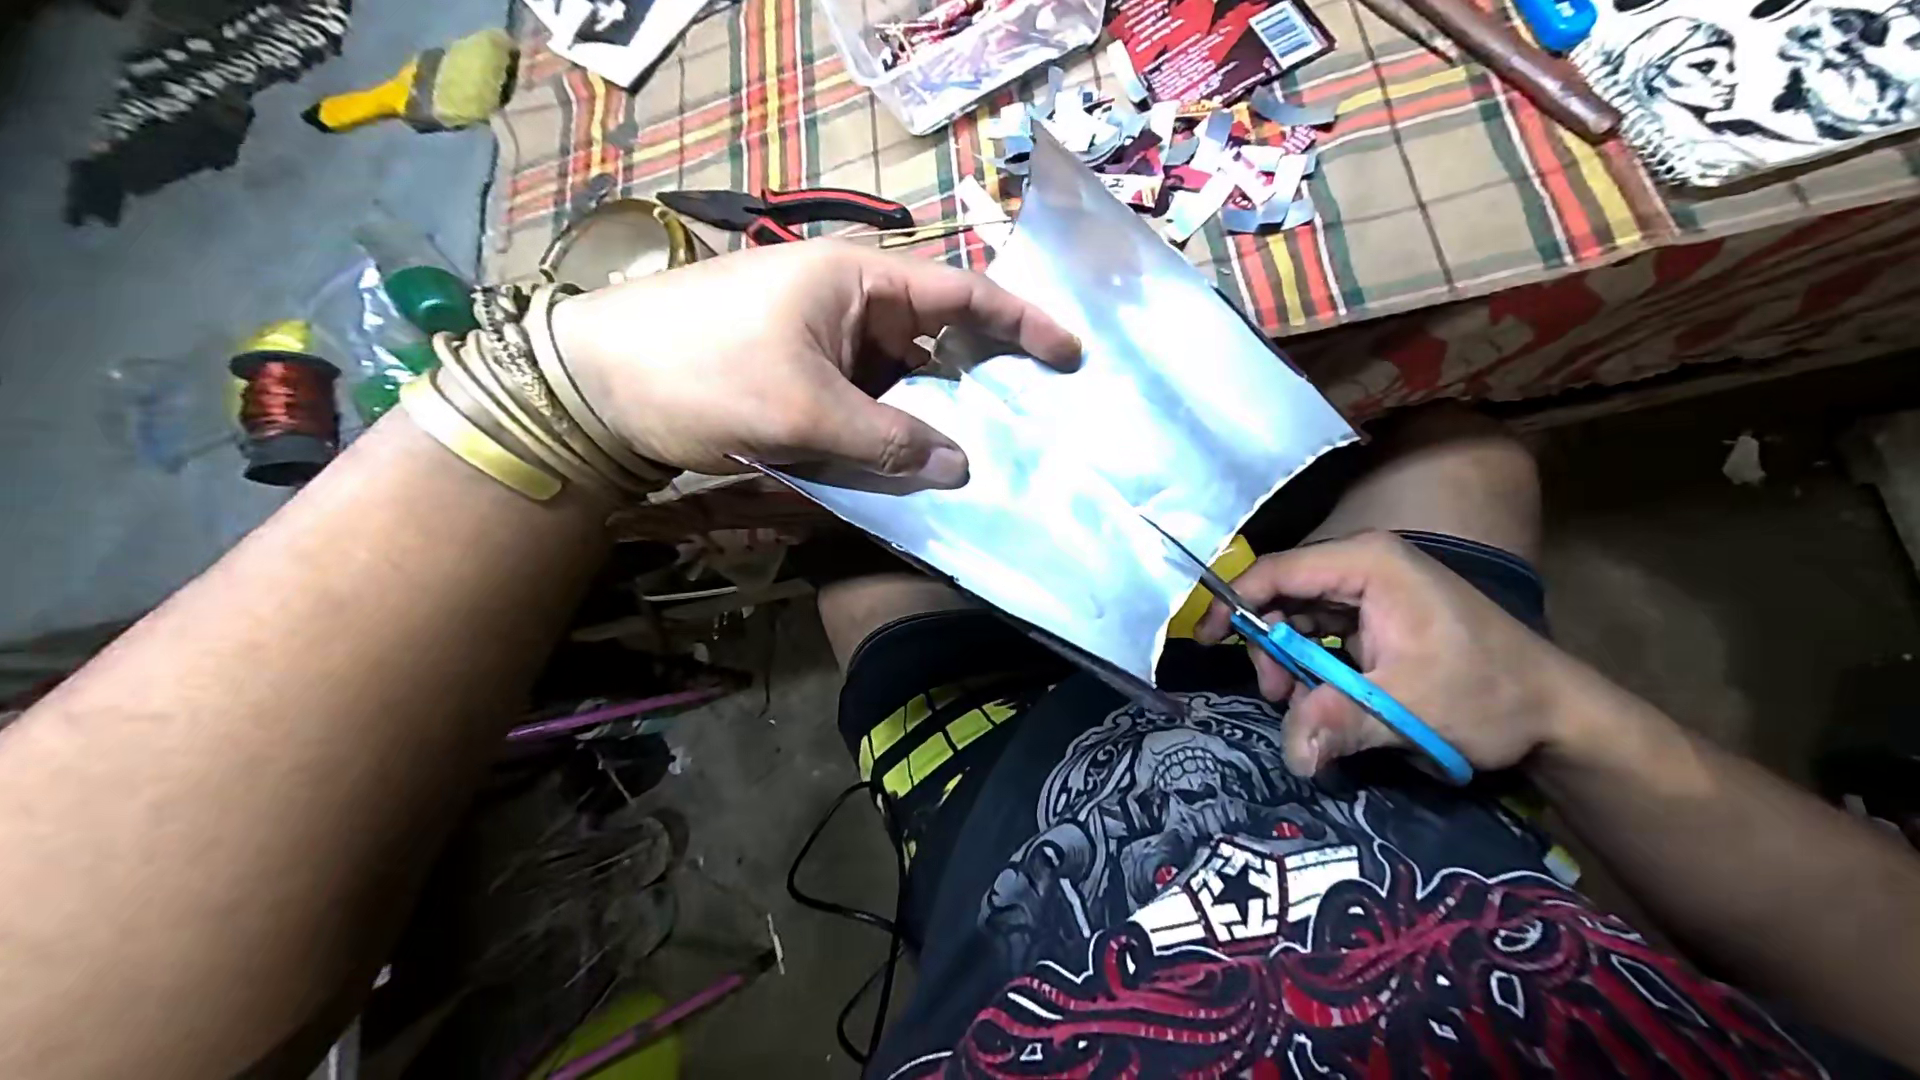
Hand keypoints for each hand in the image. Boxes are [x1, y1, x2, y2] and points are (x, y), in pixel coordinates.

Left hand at [552, 241, 1080, 484]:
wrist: (595, 388)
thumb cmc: (701, 373)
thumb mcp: (803, 411)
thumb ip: (889, 440)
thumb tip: (961, 467)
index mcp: (857, 283)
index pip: (958, 295)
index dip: (1019, 323)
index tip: (1067, 355)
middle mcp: (849, 306)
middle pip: (934, 345)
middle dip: (976, 387)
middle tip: (1023, 431)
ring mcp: (825, 344)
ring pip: (899, 384)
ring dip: (927, 421)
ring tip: (970, 462)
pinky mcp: (802, 379)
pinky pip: (863, 404)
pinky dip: (886, 433)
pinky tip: (906, 467)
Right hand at [1196, 531, 1602, 777]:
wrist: (1560, 713)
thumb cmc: (1489, 696)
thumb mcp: (1409, 710)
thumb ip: (1340, 723)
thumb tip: (1291, 756)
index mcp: (1369, 564)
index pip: (1275, 571)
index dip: (1232, 603)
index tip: (1206, 642)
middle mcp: (1365, 563)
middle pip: (1282, 591)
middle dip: (1267, 643)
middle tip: (1275, 694)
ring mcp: (1372, 585)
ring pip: (1297, 611)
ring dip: (1288, 657)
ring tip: (1302, 701)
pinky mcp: (1378, 610)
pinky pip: (1321, 626)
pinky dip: (1310, 660)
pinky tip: (1322, 693)